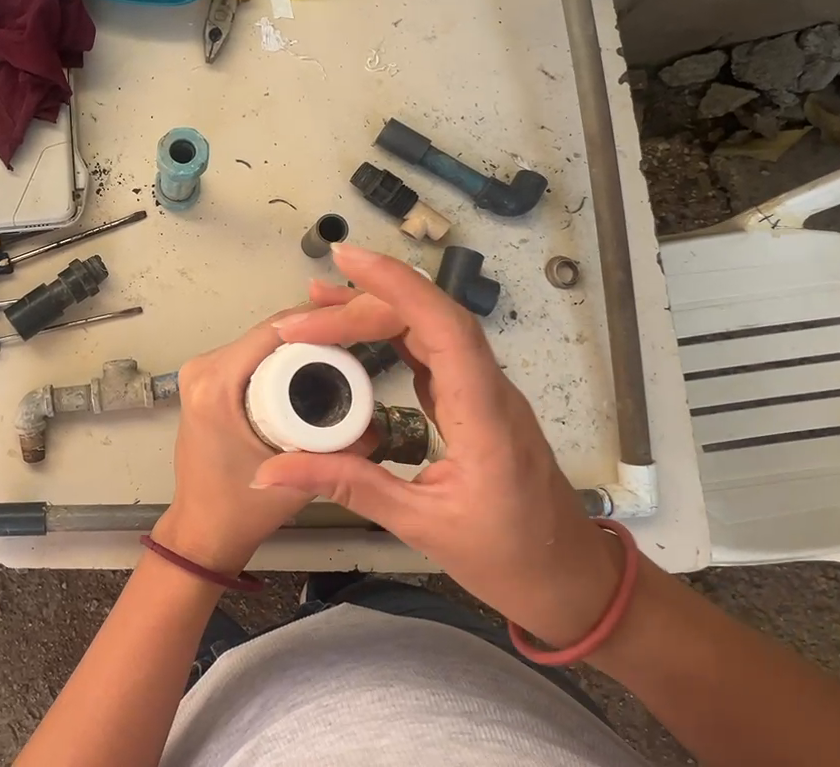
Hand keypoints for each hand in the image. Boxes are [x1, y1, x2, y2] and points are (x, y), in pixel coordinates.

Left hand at [154, 307, 368, 574]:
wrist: (203, 530)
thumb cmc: (245, 509)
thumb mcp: (303, 477)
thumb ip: (344, 449)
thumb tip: (379, 419)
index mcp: (215, 384)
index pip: (274, 332)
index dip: (318, 324)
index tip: (359, 329)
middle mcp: (201, 368)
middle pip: (267, 334)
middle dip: (313, 336)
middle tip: (357, 349)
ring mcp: (199, 372)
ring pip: (259, 343)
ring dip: (297, 349)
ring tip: (341, 361)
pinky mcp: (204, 380)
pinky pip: (248, 357)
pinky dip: (279, 361)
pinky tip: (310, 372)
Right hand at [251, 244, 623, 646]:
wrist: (569, 579)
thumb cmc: (508, 558)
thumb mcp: (421, 526)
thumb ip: (347, 485)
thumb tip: (270, 471)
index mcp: (484, 415)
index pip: (445, 328)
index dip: (397, 285)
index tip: (348, 260)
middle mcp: (487, 389)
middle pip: (429, 320)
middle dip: (363, 306)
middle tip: (300, 318)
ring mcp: (482, 391)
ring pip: (430, 328)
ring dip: (375, 311)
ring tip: (316, 305)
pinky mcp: (471, 400)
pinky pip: (429, 350)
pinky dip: (389, 333)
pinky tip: (353, 334)